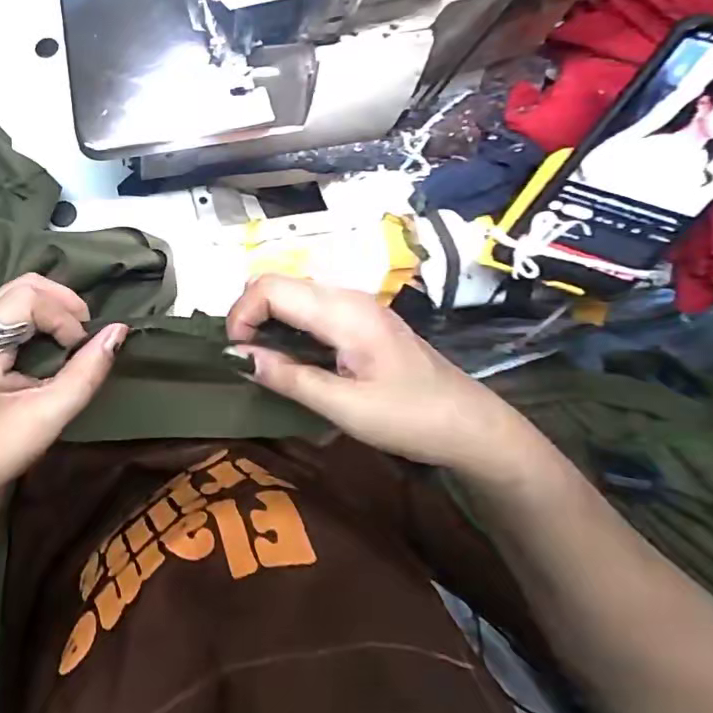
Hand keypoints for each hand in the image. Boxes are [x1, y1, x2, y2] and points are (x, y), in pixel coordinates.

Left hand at [0, 273, 127, 506]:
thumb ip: (85, 373)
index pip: (25, 298)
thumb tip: (119, 331)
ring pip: (16, 292)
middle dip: (60, 301)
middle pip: (20, 286)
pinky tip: (54, 338)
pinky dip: (40, 314)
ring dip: (52, 306)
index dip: (61, 314)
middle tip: (84, 333)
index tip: (79, 347)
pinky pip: (11, 308)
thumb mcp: (49, 415)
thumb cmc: (1, 449)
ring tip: (73, 335)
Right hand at [224, 275, 534, 479]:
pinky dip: (285, 323)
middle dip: (248, 314)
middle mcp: (347, 298)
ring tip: (262, 358)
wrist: (475, 428)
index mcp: (343, 313)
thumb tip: (237, 356)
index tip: (237, 353)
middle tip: (244, 356)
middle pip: (276, 284)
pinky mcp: (359, 318)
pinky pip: (307, 307)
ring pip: (290, 293)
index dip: (241, 314)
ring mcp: (355, 306)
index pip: (269, 288)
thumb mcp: (344, 407)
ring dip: (265, 319)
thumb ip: (288, 377)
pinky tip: (290, 355)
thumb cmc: (412, 418)